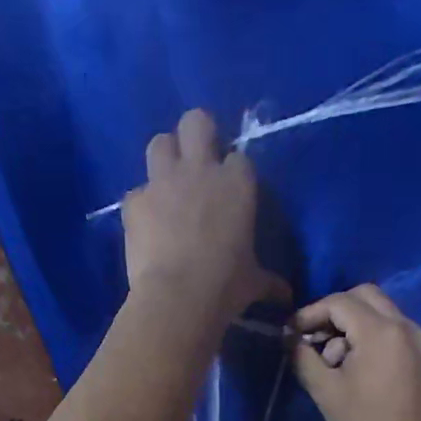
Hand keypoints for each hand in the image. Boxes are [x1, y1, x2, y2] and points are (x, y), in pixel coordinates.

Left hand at [122, 109, 288, 316]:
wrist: (178, 298)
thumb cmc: (226, 286)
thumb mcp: (253, 283)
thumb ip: (269, 281)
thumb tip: (287, 295)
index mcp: (237, 184)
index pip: (239, 157)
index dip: (234, 170)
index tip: (232, 188)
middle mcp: (200, 170)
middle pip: (196, 122)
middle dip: (197, 135)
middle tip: (198, 163)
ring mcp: (162, 182)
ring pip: (160, 142)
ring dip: (165, 157)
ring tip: (170, 184)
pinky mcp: (134, 201)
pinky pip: (137, 193)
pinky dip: (143, 205)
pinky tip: (148, 225)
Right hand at [291, 284, 420, 420]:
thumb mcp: (325, 390)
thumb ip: (303, 356)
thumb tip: (290, 336)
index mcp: (380, 331)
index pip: (339, 303)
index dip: (310, 313)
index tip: (291, 332)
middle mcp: (402, 324)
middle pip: (362, 295)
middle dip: (332, 311)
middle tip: (311, 337)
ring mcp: (414, 336)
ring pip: (377, 308)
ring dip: (350, 321)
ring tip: (329, 355)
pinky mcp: (417, 351)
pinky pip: (388, 325)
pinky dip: (366, 331)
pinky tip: (350, 360)